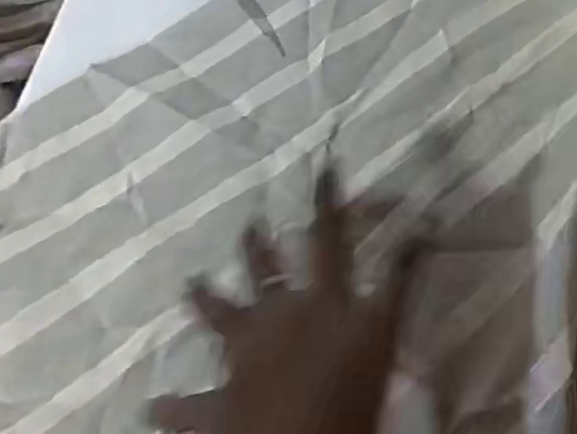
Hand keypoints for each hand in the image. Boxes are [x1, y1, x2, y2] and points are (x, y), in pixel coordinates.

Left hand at [149, 168, 422, 433]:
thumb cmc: (349, 390)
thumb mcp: (385, 329)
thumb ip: (401, 280)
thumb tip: (423, 230)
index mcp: (318, 298)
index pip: (327, 236)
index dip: (327, 201)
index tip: (325, 168)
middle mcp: (277, 317)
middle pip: (266, 272)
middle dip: (257, 245)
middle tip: (249, 222)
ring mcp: (242, 360)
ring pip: (221, 321)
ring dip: (206, 300)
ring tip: (191, 282)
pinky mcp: (218, 406)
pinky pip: (188, 408)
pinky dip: (171, 406)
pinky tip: (153, 402)